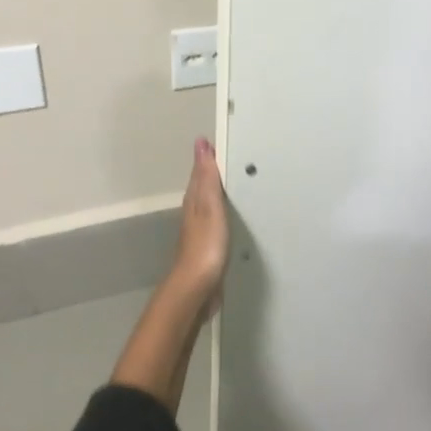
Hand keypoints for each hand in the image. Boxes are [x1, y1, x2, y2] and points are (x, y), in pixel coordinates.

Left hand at [170, 137, 228, 313]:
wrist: (198, 289)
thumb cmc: (205, 245)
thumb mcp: (209, 206)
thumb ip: (207, 177)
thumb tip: (201, 142)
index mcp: (195, 201)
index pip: (200, 172)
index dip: (208, 158)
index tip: (219, 142)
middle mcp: (195, 213)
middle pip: (203, 187)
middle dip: (213, 172)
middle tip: (231, 157)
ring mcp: (201, 232)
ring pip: (209, 205)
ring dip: (219, 193)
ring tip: (235, 183)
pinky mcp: (209, 248)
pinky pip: (217, 222)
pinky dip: (224, 213)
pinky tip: (232, 217)